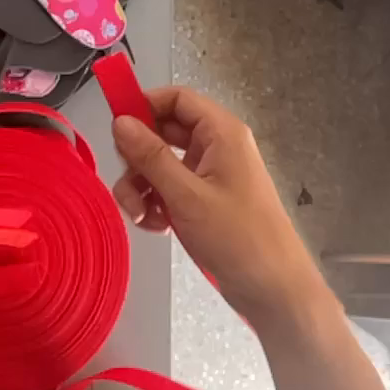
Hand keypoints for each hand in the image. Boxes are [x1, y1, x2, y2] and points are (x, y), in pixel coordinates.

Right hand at [111, 88, 330, 329]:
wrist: (273, 291)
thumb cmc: (237, 238)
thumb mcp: (186, 196)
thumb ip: (150, 156)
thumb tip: (120, 122)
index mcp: (221, 133)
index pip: (177, 98)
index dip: (144, 105)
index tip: (115, 129)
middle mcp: (215, 147)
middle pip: (163, 132)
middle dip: (138, 158)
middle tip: (127, 183)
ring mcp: (209, 175)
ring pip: (160, 164)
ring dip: (142, 187)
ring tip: (141, 216)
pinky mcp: (203, 200)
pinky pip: (168, 189)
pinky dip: (155, 204)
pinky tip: (156, 226)